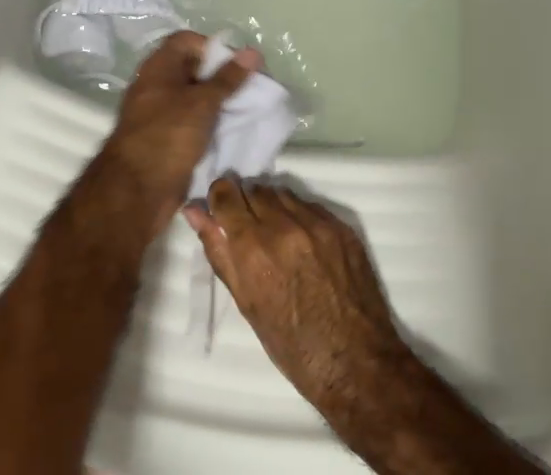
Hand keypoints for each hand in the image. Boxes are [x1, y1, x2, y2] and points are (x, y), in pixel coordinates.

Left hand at [81, 31, 257, 236]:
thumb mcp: (202, 103)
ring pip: (193, 97)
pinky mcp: (166, 137)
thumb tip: (252, 52)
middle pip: (191, 68)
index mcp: (157, 67)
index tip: (237, 65)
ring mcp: (159, 113)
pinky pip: (192, 121)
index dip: (212, 47)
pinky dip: (210, 122)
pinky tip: (231, 130)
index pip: (186, 40)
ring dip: (218, 101)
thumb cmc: (168, 136)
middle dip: (220, 75)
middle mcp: (156, 85)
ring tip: (246, 109)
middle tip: (249, 88)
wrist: (137, 190)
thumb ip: (228, 78)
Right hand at [184, 180, 410, 411]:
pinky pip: (310, 206)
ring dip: (272, 206)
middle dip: (245, 202)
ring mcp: (317, 224)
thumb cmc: (290, 344)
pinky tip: (302, 241)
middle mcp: (284, 226)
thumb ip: (219, 251)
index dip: (219, 197)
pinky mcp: (343, 227)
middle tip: (248, 227)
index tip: (220, 209)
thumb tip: (194, 211)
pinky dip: (299, 215)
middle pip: (254, 189)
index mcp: (253, 248)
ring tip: (276, 234)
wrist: (356, 362)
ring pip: (282, 193)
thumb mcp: (246, 302)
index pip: (226, 194)